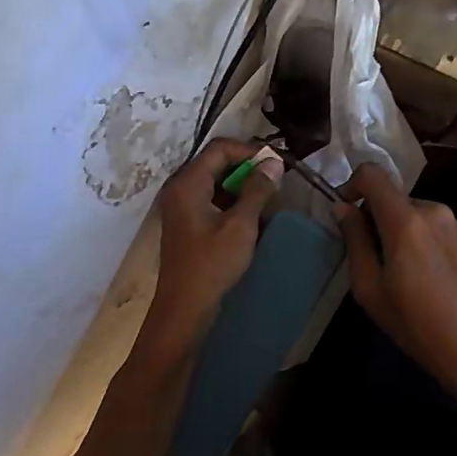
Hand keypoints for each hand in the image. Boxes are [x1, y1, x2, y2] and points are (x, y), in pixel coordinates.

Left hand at [140, 138, 281, 358]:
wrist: (184, 306)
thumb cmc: (212, 264)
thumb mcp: (240, 226)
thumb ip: (257, 190)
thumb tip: (273, 162)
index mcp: (187, 183)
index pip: (219, 148)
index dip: (249, 149)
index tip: (277, 161)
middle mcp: (179, 188)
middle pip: (214, 162)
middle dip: (246, 165)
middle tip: (276, 176)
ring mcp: (180, 205)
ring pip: (213, 181)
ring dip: (240, 183)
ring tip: (268, 193)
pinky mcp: (186, 222)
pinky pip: (209, 198)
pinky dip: (230, 199)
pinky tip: (251, 211)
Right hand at [335, 164, 456, 416]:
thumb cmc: (413, 320)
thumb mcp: (368, 285)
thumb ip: (354, 239)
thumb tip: (343, 207)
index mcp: (406, 221)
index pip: (372, 174)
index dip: (352, 185)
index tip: (345, 212)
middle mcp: (432, 210)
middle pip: (389, 196)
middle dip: (371, 216)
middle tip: (366, 255)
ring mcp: (451, 222)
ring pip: (407, 211)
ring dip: (392, 228)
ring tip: (392, 268)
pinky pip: (425, 224)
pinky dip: (411, 237)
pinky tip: (415, 272)